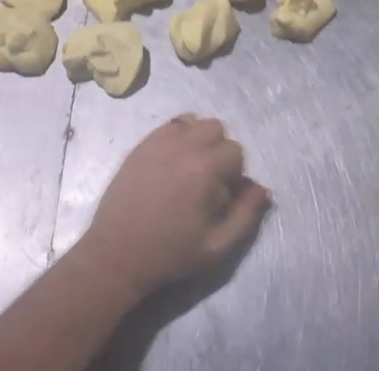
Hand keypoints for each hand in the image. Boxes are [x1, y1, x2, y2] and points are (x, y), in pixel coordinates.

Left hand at [79, 115, 270, 295]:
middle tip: (208, 179)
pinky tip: (172, 162)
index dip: (234, 174)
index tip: (222, 195)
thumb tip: (262, 189)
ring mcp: (158, 143)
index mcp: (204, 169)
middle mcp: (183, 147)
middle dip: (219, 150)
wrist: (115, 257)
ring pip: (193, 122)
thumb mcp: (217, 246)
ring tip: (191, 167)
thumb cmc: (169, 254)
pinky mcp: (140, 146)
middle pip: (216, 128)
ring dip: (199, 139)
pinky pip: (169, 126)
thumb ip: (246, 215)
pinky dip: (178, 136)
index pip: (235, 151)